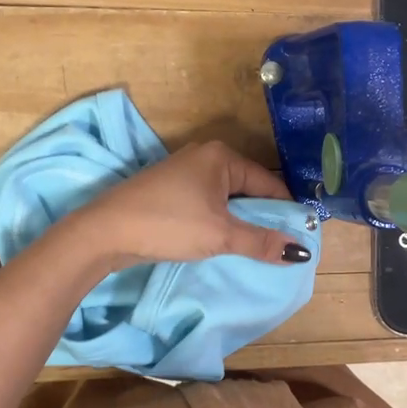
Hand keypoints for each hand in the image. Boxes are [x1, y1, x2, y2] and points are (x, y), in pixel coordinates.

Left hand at [61, 141, 311, 270]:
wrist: (104, 232)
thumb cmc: (167, 224)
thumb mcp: (220, 235)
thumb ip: (261, 242)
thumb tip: (300, 251)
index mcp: (222, 156)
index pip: (270, 182)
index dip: (287, 210)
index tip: (302, 236)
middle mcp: (205, 156)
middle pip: (249, 188)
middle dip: (264, 216)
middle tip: (280, 247)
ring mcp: (185, 172)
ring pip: (228, 198)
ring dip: (241, 221)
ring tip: (255, 248)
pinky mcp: (170, 190)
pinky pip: (209, 203)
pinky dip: (220, 221)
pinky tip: (223, 241)